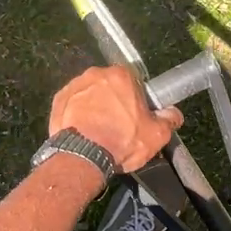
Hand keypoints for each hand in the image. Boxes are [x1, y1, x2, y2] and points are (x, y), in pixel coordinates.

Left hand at [47, 65, 181, 170]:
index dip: (136, 95)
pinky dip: (76, 113)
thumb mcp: (155, 135)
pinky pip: (72, 103)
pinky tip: (82, 130)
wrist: (82, 156)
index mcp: (120, 75)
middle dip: (113, 98)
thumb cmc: (121, 141)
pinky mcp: (58, 100)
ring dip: (94, 105)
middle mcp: (95, 74)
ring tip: (98, 129)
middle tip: (117, 122)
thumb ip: (168, 120)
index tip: (136, 111)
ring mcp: (74, 86)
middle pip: (109, 84)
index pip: (133, 78)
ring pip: (89, 92)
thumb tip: (173, 114)